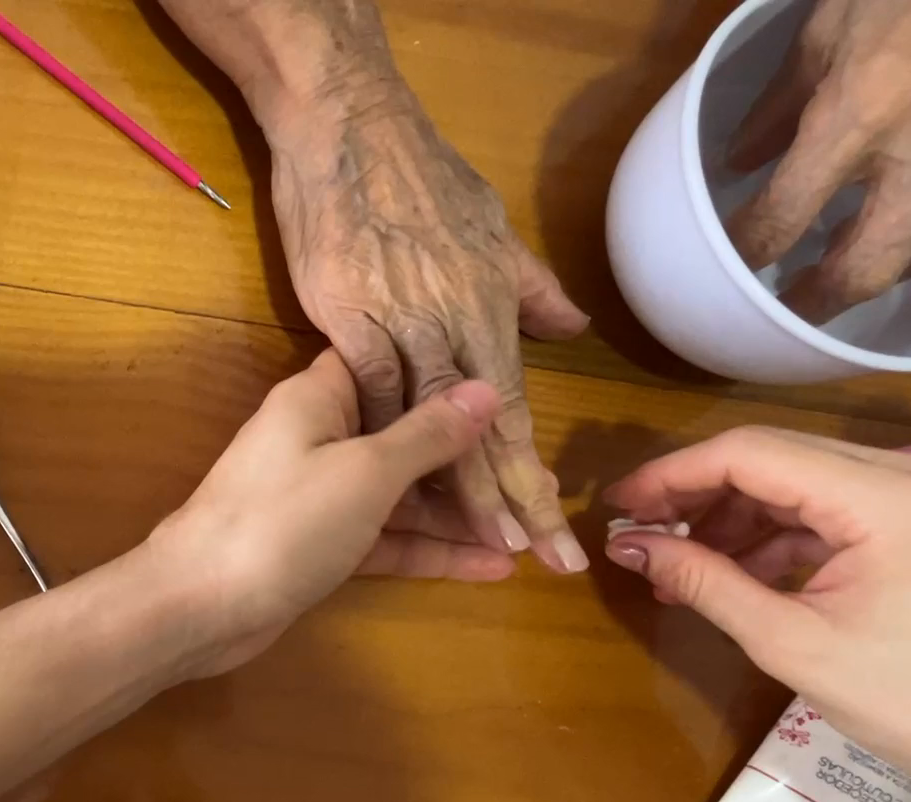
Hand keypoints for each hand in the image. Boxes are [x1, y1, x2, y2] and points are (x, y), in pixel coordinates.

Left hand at [147, 351, 511, 677]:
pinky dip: (427, 551)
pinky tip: (489, 567)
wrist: (200, 604)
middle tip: (536, 485)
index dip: (447, 377)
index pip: (390, 367)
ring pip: (397, 496)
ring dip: (456, 516)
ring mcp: (317, 496)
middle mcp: (317, 439)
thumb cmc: (282, 522)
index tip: (508, 392)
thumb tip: (486, 390)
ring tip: (528, 537)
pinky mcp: (318, 545)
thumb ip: (426, 433)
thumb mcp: (364, 471)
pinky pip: (382, 538)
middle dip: (467, 463)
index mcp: (318, 399)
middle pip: (402, 438)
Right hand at [266, 75, 591, 574]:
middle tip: (541, 559)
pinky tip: (396, 489)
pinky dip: (383, 442)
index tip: (552, 530)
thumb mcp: (485, 227)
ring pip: (428, 426)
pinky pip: (371, 394)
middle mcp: (452, 324)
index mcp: (486, 306)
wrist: (344, 133)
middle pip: (482, 432)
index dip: (534, 475)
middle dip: (510, 502)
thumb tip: (566, 324)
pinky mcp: (345, 321)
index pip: (516, 409)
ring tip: (481, 543)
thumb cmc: (413, 179)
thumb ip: (527, 285)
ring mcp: (397, 325)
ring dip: (453, 489)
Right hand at [600, 426, 910, 801]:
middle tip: (641, 533)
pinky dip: (786, 532)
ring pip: (811, 478)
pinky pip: (847, 505)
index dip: (671, 474)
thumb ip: (702, 582)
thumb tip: (624, 545)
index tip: (617, 505)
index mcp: (901, 503)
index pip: (754, 453)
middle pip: (782, 457)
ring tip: (685, 565)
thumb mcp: (791, 645)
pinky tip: (746, 571)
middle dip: (699, 495)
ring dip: (738, 516)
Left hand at [727, 0, 910, 322]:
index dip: (744, 254)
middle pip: (870, 266)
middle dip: (821, 301)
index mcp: (857, 119)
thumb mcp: (827, 28)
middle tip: (786, 309)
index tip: (720, 265)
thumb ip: (778, 106)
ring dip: (886, 273)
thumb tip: (738, 162)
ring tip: (844, 277)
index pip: (780, 222)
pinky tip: (909, 227)